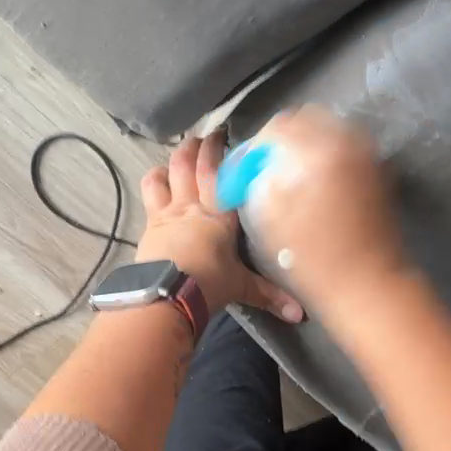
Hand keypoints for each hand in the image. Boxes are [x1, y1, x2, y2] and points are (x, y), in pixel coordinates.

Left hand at [134, 133, 303, 323]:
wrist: (166, 295)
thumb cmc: (209, 284)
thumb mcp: (242, 288)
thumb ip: (270, 296)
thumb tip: (301, 315)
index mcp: (221, 215)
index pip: (225, 175)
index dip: (227, 153)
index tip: (230, 137)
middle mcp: (194, 206)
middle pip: (193, 165)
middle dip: (201, 147)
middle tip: (208, 135)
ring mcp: (167, 213)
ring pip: (167, 173)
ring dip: (173, 160)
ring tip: (179, 153)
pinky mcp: (149, 225)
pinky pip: (150, 194)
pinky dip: (154, 182)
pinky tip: (156, 180)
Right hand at [245, 106, 409, 307]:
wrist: (369, 282)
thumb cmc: (314, 256)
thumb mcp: (272, 216)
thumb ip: (260, 178)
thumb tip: (258, 164)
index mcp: (320, 149)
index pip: (281, 125)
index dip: (261, 144)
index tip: (253, 167)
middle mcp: (349, 142)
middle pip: (309, 120)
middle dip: (288, 139)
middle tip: (274, 167)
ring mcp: (369, 156)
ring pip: (331, 132)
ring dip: (310, 145)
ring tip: (296, 176)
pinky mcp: (381, 172)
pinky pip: (349, 149)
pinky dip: (331, 156)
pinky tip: (320, 184)